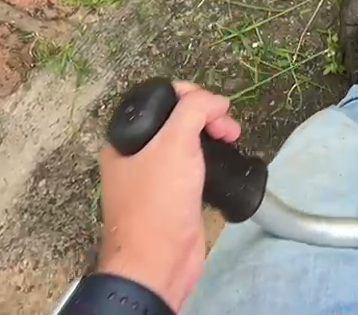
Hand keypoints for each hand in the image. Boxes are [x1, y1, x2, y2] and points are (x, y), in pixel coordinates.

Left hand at [96, 81, 241, 308]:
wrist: (158, 262)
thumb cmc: (161, 198)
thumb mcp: (176, 141)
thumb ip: (195, 109)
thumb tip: (218, 102)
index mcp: (125, 138)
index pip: (161, 97)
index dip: (193, 95)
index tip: (215, 108)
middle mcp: (135, 153)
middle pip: (178, 116)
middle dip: (208, 114)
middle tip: (228, 128)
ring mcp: (154, 175)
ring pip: (188, 138)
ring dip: (213, 132)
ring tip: (232, 139)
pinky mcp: (171, 194)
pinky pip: (193, 161)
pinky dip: (210, 154)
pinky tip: (223, 159)